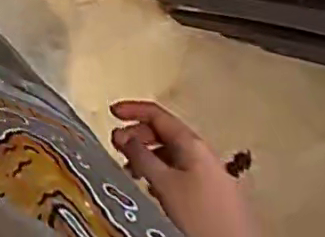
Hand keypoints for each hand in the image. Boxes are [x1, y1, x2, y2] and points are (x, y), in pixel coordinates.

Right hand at [110, 101, 257, 236]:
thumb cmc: (199, 214)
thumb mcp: (164, 183)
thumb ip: (141, 156)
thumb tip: (122, 135)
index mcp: (191, 142)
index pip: (157, 114)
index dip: (132, 109)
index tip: (112, 112)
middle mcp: (201, 152)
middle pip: (163, 133)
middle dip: (138, 136)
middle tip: (118, 147)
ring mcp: (209, 173)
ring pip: (171, 154)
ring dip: (148, 157)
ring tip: (131, 172)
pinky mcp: (212, 193)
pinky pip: (180, 172)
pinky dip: (162, 173)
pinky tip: (154, 190)